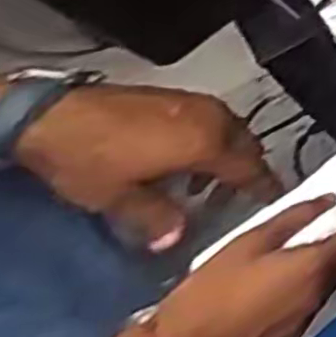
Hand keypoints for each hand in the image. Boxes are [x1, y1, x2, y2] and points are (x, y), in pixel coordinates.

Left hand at [14, 84, 279, 250]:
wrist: (62, 116)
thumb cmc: (91, 159)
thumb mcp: (116, 198)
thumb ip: (153, 216)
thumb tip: (174, 238)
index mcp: (208, 145)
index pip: (248, 168)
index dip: (262, 184)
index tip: (273, 194)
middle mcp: (217, 121)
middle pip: (248, 146)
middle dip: (245, 169)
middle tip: (229, 194)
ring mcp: (205, 105)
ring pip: (235, 131)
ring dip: (228, 154)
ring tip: (200, 179)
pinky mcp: (190, 98)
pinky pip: (219, 120)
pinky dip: (214, 139)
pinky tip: (185, 153)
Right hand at [121, 195, 335, 336]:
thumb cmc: (206, 298)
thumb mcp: (247, 244)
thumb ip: (294, 218)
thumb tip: (330, 199)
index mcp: (317, 264)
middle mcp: (321, 290)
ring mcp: (306, 315)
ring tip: (324, 245)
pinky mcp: (290, 335)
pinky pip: (315, 299)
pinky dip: (317, 283)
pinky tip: (298, 279)